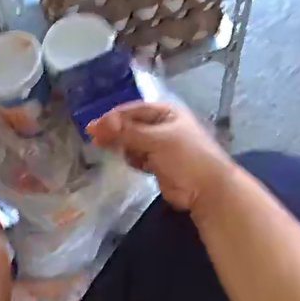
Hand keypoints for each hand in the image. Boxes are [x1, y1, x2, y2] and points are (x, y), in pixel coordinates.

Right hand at [87, 101, 237, 212]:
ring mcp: (160, 145)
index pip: (133, 110)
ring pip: (132, 141)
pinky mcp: (157, 163)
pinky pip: (137, 156)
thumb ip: (128, 132)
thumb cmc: (186, 157)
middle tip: (94, 139)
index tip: (92, 128)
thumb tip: (99, 124)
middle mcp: (162, 125)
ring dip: (121, 145)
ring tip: (106, 149)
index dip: (112, 118)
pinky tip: (127, 162)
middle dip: (114, 131)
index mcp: (166, 112)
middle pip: (131, 125)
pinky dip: (131, 158)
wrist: (207, 190)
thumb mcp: (156, 140)